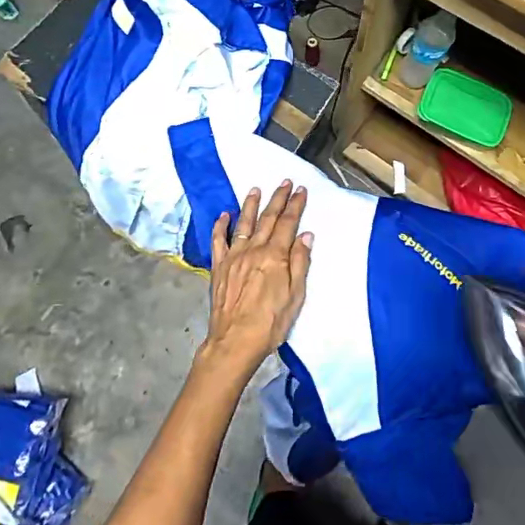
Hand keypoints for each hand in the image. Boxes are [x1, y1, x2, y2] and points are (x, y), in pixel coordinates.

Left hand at [198, 182, 311, 377]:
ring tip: (255, 189)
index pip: (288, 224)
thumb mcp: (296, 294)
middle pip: (268, 219)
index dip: (295, 205)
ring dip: (250, 206)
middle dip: (278, 199)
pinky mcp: (219, 269)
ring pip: (243, 225)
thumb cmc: (271, 321)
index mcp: (275, 256)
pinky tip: (223, 215)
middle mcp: (253, 251)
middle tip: (284, 182)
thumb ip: (300, 262)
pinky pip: (218, 242)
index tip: (301, 190)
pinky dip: (220, 227)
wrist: (235, 342)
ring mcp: (233, 258)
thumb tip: (305, 235)